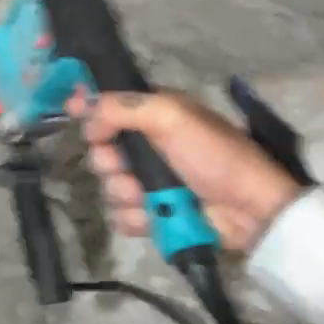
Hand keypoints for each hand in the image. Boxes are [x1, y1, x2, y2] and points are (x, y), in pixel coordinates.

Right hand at [72, 91, 303, 250]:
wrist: (253, 212)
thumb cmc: (215, 155)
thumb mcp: (172, 117)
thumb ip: (123, 108)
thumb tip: (82, 107)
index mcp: (152, 116)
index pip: (107, 106)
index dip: (88, 107)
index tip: (70, 110)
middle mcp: (147, 146)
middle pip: (100, 150)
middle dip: (109, 161)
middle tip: (126, 167)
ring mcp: (149, 183)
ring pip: (109, 185)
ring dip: (124, 192)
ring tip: (149, 198)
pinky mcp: (154, 215)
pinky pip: (122, 216)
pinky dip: (135, 218)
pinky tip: (152, 217)